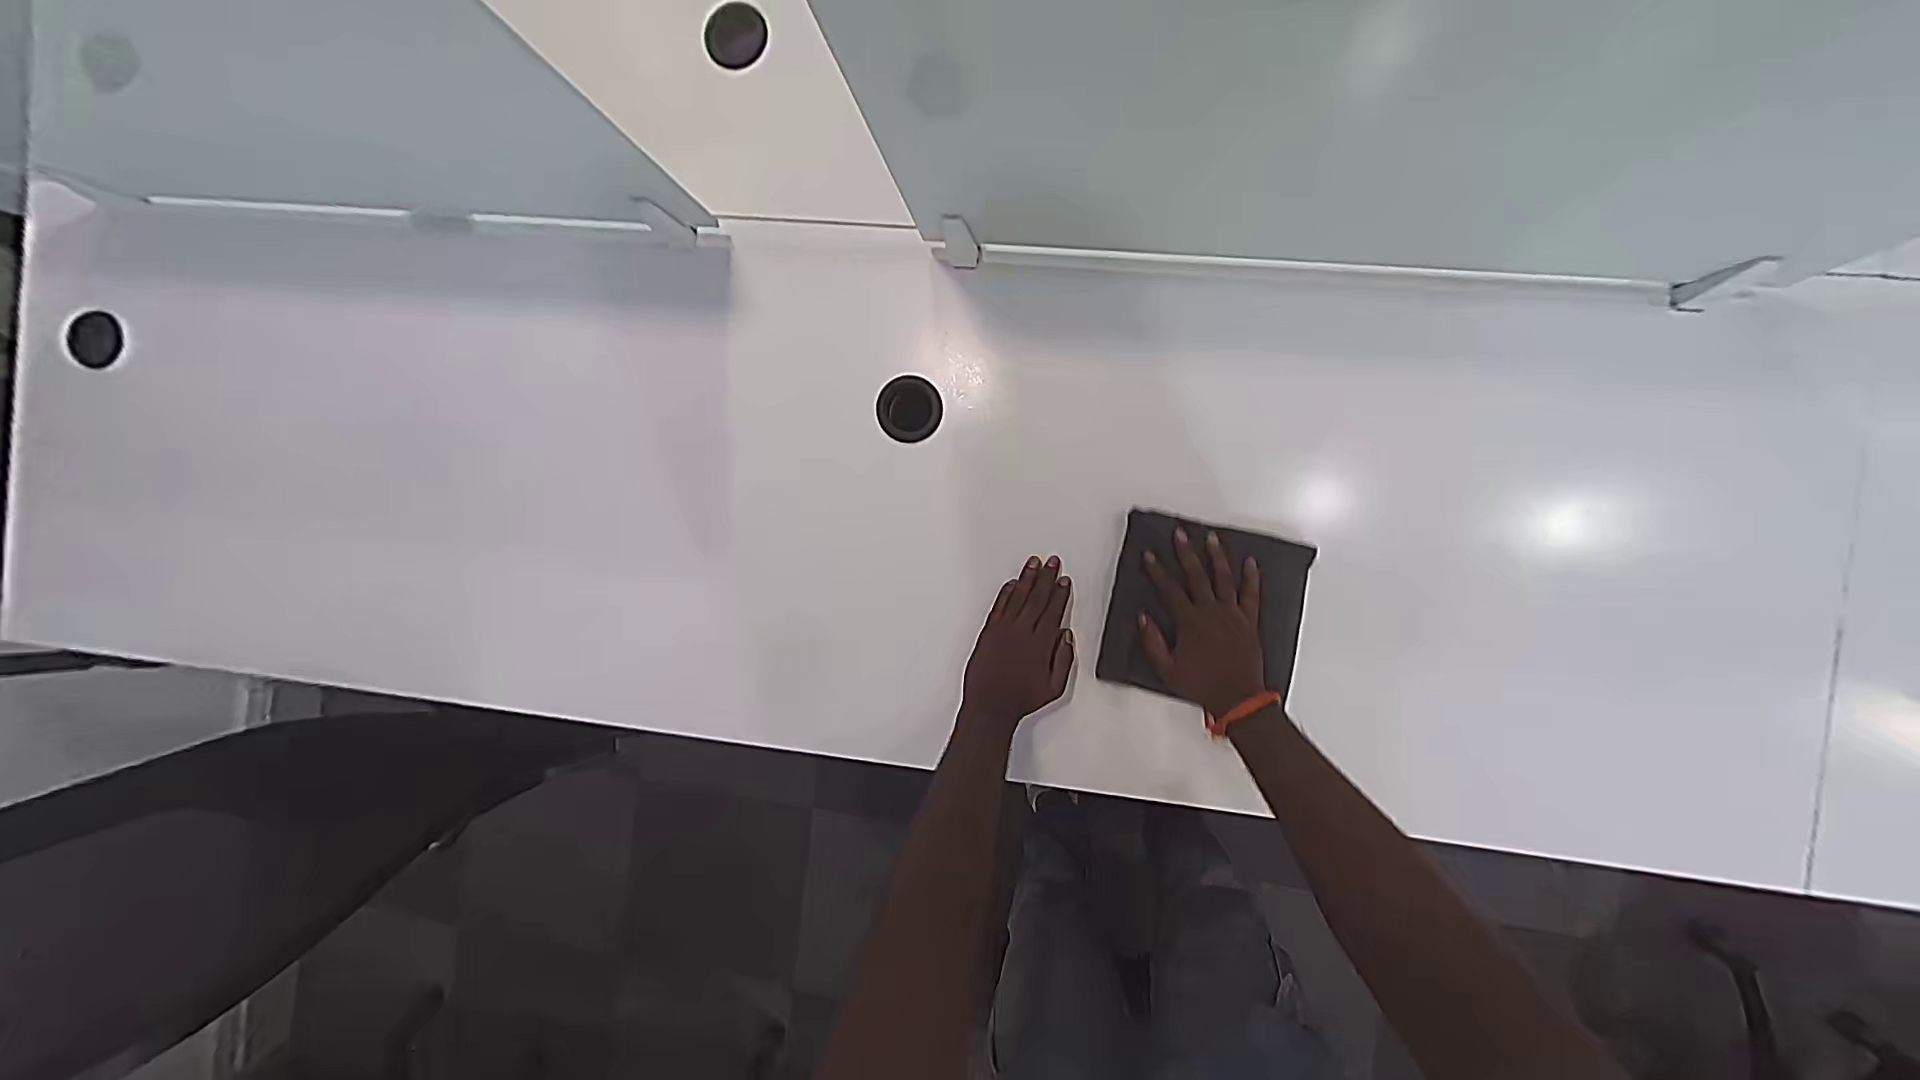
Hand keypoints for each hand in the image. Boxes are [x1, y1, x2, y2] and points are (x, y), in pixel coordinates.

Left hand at [962, 555, 1074, 729]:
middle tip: (1052, 562)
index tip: (1064, 581)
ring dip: (1027, 578)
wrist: (990, 705)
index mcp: (1041, 644)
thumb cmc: (1020, 699)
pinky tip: (1012, 583)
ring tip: (1033, 563)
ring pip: (1018, 597)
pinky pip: (999, 607)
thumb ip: (1064, 660)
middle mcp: (1022, 633)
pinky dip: (1005, 593)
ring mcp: (1004, 630)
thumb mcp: (1054, 687)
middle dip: (1047, 577)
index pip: (1054, 611)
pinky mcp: (989, 632)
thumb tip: (1066, 637)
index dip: (1060, 594)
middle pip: (1037, 598)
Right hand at [1140, 529, 1265, 716]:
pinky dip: (1251, 577)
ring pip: (1224, 578)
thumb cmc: (1201, 684)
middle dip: (1186, 553)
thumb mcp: (1166, 668)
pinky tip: (1250, 563)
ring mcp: (1232, 614)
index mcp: (1190, 621)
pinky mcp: (1249, 621)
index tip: (1150, 556)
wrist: (1238, 697)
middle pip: (1196, 576)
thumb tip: (1143, 618)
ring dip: (1216, 557)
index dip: (1158, 571)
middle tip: (1180, 534)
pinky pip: (1251, 594)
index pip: (1169, 590)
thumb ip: (1152, 641)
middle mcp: (1211, 612)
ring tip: (1211, 538)